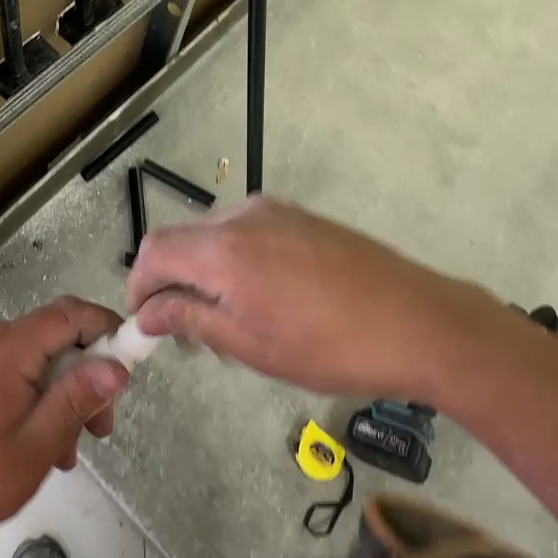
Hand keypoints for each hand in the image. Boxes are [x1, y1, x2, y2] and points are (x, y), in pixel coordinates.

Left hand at [0, 296, 130, 535]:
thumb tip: (118, 366)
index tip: (131, 363)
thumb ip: (78, 399)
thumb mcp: (36, 444)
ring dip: (64, 395)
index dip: (107, 328)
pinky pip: (19, 372)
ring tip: (68, 450)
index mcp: (9, 346)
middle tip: (99, 429)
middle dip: (87, 376)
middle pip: (59, 337)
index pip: (71, 313)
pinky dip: (39, 398)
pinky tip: (42, 443)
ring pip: (41, 359)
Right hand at [125, 196, 495, 398]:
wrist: (418, 321)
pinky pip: (246, 233)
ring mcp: (275, 211)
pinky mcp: (300, 217)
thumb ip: (190, 319)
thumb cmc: (330, 345)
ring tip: (231, 323)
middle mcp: (243, 215)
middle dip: (174, 283)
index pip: (154, 250)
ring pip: (214, 237)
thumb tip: (148, 313)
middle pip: (183, 240)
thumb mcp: (250, 345)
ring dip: (206, 274)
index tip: (145, 322)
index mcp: (224, 247)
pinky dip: (235, 262)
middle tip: (190, 334)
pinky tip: (264, 300)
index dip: (139, 284)